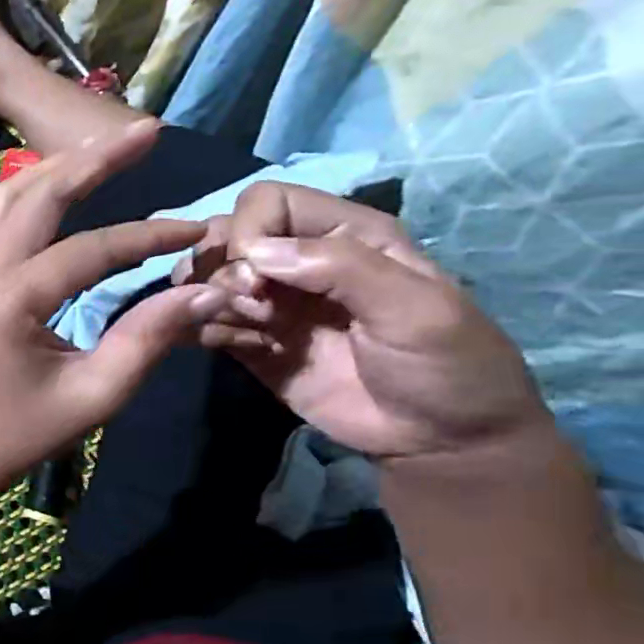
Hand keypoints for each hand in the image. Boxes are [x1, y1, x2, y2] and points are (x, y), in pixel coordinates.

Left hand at [0, 121, 228, 492]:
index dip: (147, 236)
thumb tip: (208, 287)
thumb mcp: (99, 391)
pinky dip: (37, 192)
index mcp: (10, 298)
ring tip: (111, 145)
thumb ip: (150, 336)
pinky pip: (2, 219)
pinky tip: (69, 182)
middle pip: (37, 196)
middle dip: (93, 161)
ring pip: (10, 199)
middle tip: (147, 129)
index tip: (197, 231)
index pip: (89, 249)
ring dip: (60, 168)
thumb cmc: (30, 427)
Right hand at [177, 182, 552, 460]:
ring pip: (201, 275)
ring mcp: (269, 300)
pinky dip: (200, 327)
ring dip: (205, 298)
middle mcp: (298, 260)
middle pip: (223, 235)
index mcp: (345, 236)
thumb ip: (341, 269)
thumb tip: (254, 252)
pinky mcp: (245, 337)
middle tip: (248, 304)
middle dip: (220, 267)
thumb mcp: (417, 311)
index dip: (249, 230)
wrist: (439, 442)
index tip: (258, 273)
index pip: (266, 202)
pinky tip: (237, 346)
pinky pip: (196, 318)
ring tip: (241, 326)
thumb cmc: (446, 367)